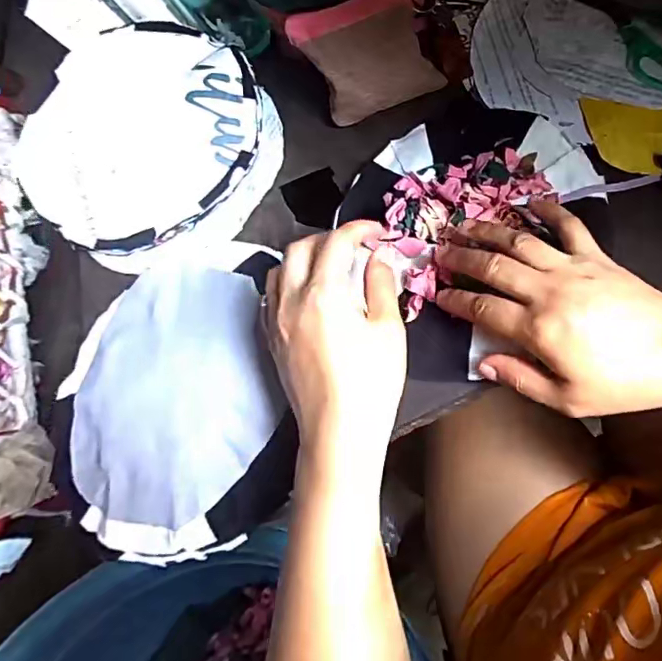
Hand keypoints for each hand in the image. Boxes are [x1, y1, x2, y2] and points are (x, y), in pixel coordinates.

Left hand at [264, 221, 407, 457]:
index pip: (337, 242)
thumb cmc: (371, 383)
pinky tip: (312, 295)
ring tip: (333, 267)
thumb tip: (379, 257)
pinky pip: (272, 295)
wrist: (338, 431)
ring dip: (306, 257)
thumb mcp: (389, 328)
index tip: (377, 232)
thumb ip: (381, 284)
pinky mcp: (272, 340)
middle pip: (301, 247)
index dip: (359, 229)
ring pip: (281, 268)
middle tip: (357, 246)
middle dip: (330, 238)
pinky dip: (291, 281)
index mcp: (325, 294)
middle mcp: (293, 301)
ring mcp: (277, 321)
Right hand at [433, 200, 661, 416]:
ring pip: (522, 241)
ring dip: (490, 230)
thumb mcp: (569, 398)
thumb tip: (484, 363)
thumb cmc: (624, 383)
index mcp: (538, 329)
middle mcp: (549, 290)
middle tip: (439, 251)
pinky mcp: (598, 257)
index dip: (455, 299)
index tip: (436, 293)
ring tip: (467, 224)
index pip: (483, 309)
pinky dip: (550, 211)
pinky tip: (533, 203)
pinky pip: (569, 226)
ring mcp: (574, 268)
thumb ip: (521, 379)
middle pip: (494, 266)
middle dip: (462, 257)